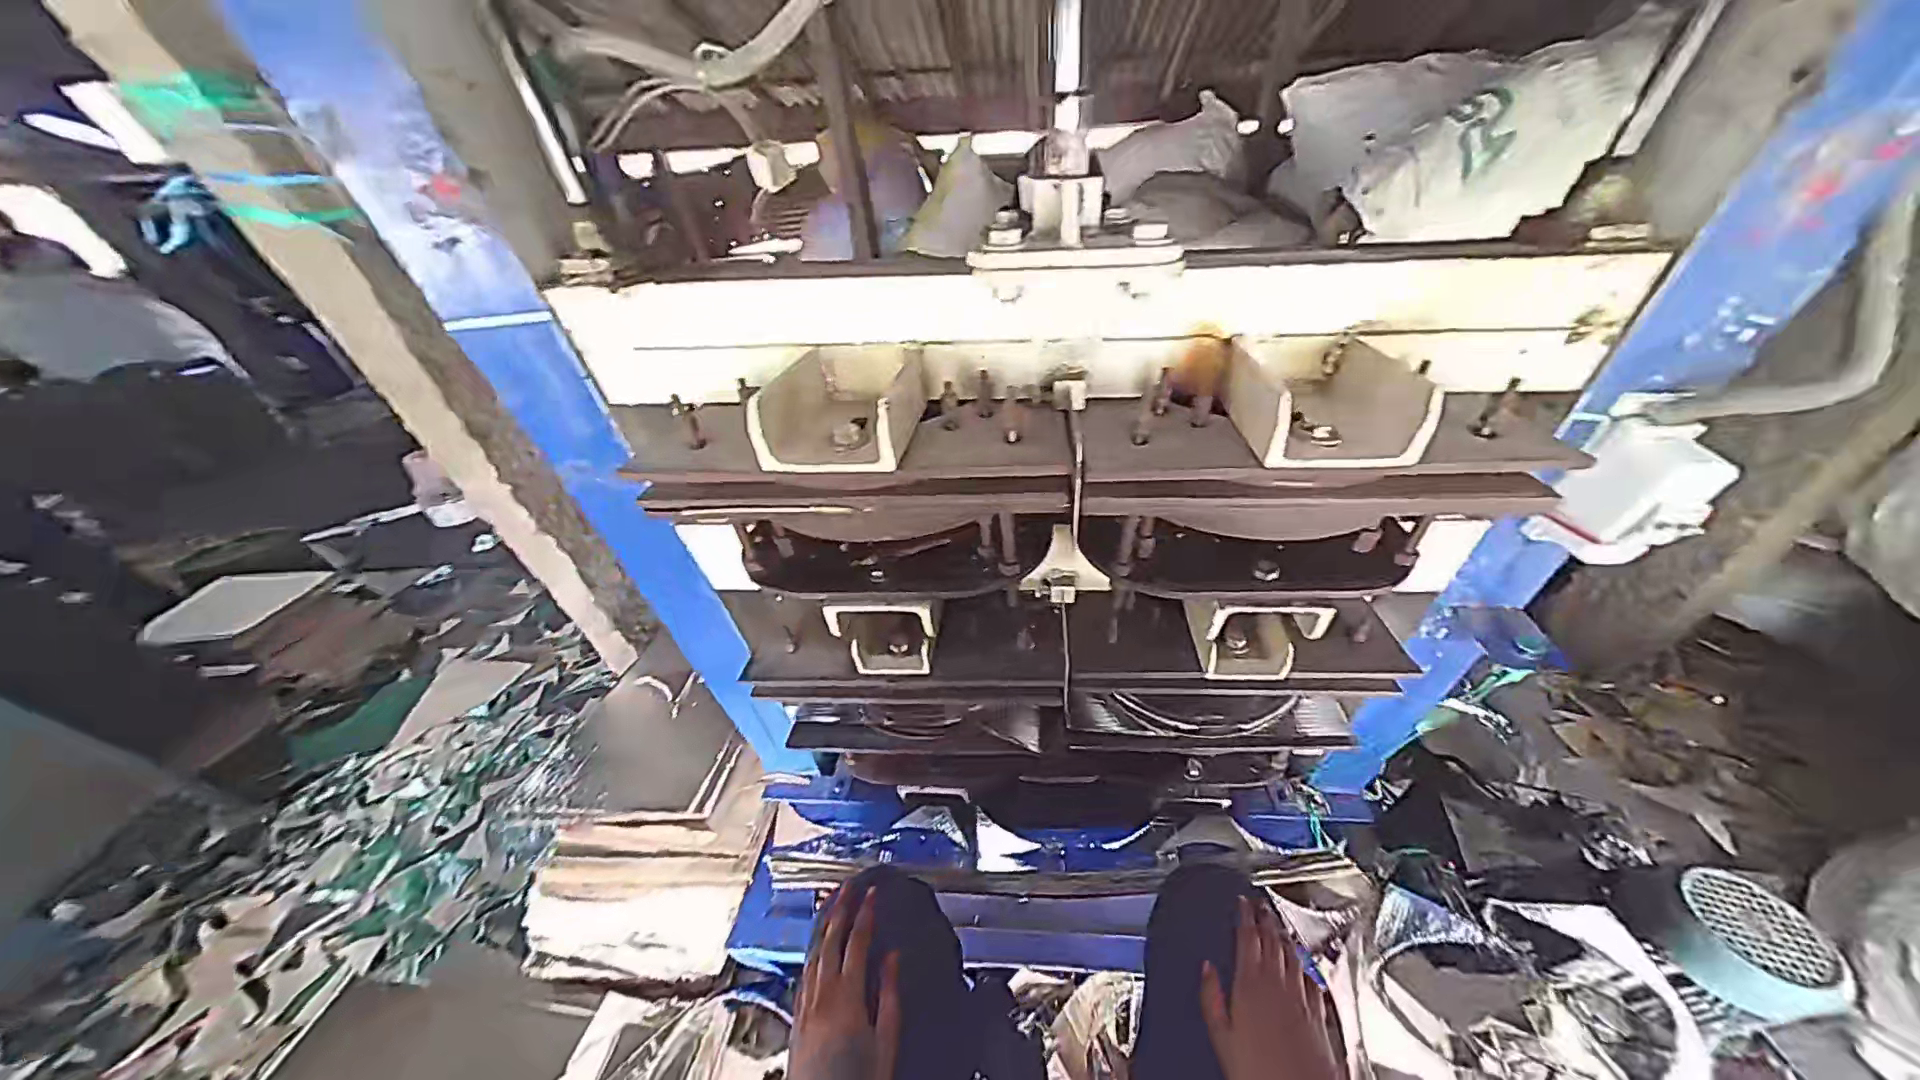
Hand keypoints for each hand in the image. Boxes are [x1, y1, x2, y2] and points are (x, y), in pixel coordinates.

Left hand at [790, 885, 901, 1079]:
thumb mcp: (886, 1042)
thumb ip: (889, 995)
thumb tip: (892, 958)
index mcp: (847, 996)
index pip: (857, 940)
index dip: (865, 913)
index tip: (872, 893)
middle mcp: (821, 995)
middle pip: (830, 939)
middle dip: (840, 907)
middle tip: (849, 885)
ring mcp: (806, 1005)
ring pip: (813, 952)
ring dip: (824, 923)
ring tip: (831, 903)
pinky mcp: (797, 1019)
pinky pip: (805, 972)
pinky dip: (813, 950)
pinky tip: (816, 946)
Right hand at [1200, 895, 1341, 1079]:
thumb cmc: (1257, 1071)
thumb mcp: (1221, 1034)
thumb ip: (1211, 997)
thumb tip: (1206, 968)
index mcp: (1251, 984)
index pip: (1248, 937)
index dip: (1244, 915)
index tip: (1242, 902)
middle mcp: (1278, 985)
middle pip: (1272, 940)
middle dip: (1265, 918)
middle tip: (1259, 905)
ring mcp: (1302, 999)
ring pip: (1292, 955)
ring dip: (1283, 936)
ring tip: (1277, 925)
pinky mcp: (1319, 1016)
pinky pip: (1310, 979)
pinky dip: (1303, 964)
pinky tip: (1301, 964)